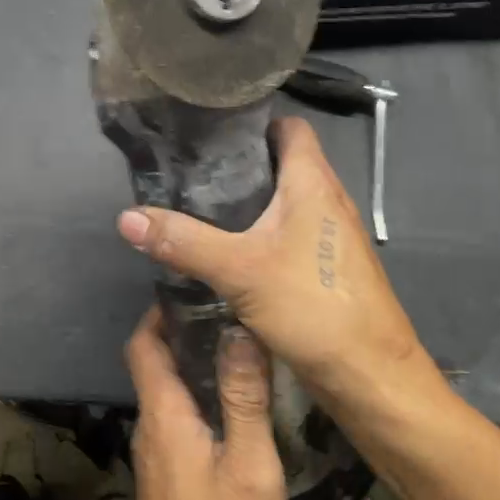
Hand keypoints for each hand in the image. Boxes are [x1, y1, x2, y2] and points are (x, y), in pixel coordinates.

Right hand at [116, 117, 440, 401]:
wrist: (372, 376)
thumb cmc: (314, 307)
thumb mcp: (239, 270)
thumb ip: (183, 241)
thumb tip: (126, 217)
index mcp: (314, 182)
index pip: (289, 127)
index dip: (253, 122)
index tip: (210, 134)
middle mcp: (328, 200)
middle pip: (283, 164)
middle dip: (239, 166)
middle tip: (190, 176)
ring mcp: (330, 236)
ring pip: (285, 203)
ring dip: (249, 204)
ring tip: (201, 211)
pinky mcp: (327, 268)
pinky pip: (289, 235)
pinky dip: (261, 235)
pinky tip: (229, 255)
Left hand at [127, 309, 284, 499]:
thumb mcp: (249, 467)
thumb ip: (244, 398)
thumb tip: (238, 331)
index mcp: (163, 416)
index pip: (143, 344)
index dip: (161, 311)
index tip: (197, 289)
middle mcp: (149, 428)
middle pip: (154, 364)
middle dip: (184, 333)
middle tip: (232, 313)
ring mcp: (155, 455)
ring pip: (167, 392)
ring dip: (194, 366)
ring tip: (241, 349)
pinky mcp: (167, 477)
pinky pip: (176, 419)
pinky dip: (198, 398)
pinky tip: (235, 403)